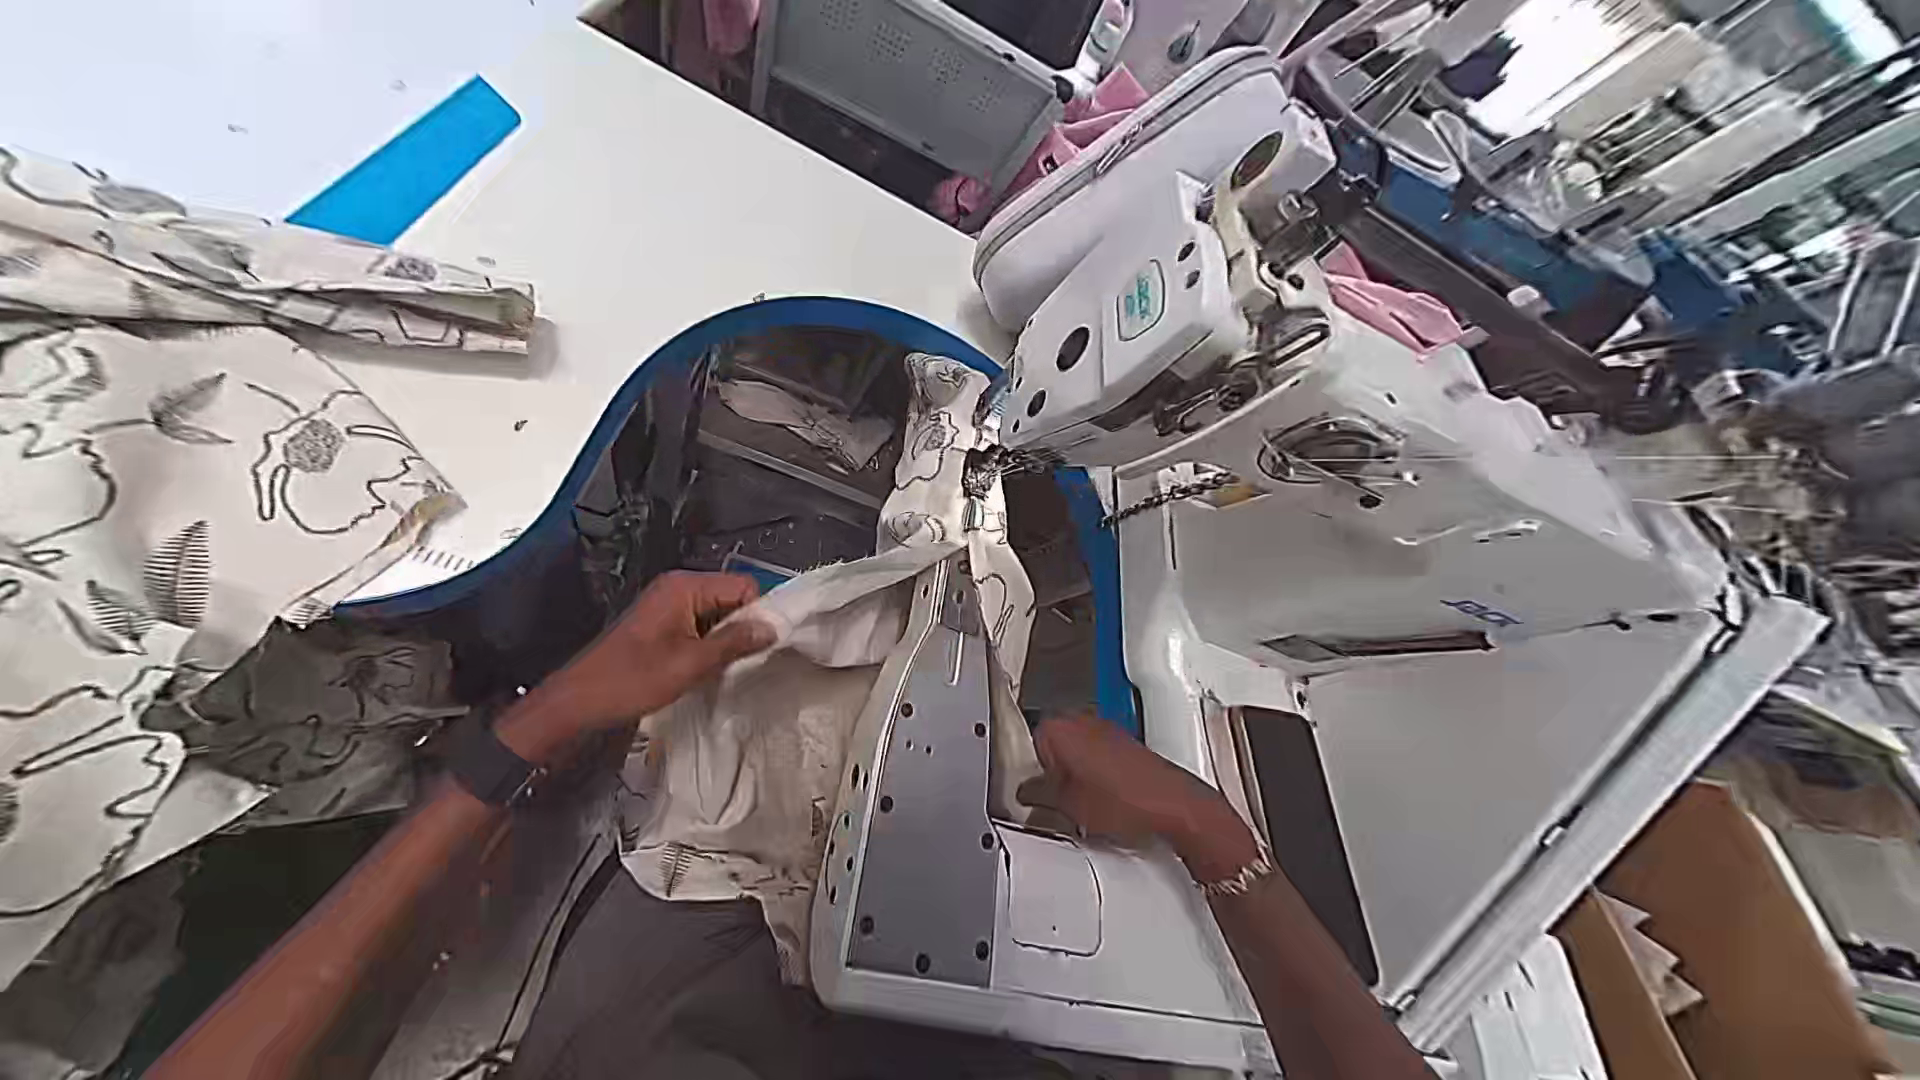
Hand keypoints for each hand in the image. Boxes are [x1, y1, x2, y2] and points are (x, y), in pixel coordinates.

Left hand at [500, 572, 773, 763]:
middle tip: (744, 659)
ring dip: (726, 640)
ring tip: (722, 666)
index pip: (744, 586)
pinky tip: (707, 668)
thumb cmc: (628, 680)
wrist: (578, 705)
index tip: (764, 643)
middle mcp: (678, 588)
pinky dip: (711, 646)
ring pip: (720, 615)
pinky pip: (704, 627)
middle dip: (743, 627)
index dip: (759, 613)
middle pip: (733, 598)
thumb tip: (772, 628)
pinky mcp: (665, 625)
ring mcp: (670, 606)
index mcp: (684, 586)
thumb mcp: (691, 663)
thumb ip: (736, 641)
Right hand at [1017, 710, 1259, 881]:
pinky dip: (1094, 768)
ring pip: (1074, 745)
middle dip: (1051, 767)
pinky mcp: (1123, 741)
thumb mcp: (1067, 805)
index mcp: (1059, 727)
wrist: (1172, 806)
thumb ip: (1038, 794)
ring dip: (1073, 767)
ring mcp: (1104, 727)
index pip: (1027, 743)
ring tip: (1081, 800)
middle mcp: (1081, 719)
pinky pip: (1095, 750)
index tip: (1034, 789)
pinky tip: (1101, 795)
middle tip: (1055, 796)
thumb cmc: (1126, 799)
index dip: (1030, 771)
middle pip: (1050, 741)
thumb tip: (1029, 793)